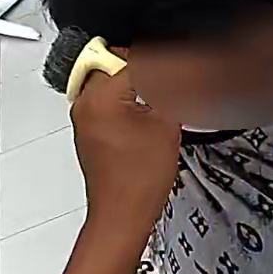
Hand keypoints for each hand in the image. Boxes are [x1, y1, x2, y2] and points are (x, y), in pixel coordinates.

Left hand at [71, 66, 181, 240]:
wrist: (123, 214)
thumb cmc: (139, 179)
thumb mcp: (167, 123)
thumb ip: (173, 88)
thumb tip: (186, 66)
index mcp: (101, 97)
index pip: (137, 59)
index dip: (166, 60)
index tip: (186, 64)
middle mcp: (86, 102)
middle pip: (118, 61)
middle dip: (148, 63)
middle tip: (174, 72)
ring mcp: (86, 115)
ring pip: (112, 77)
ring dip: (139, 78)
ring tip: (166, 90)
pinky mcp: (91, 127)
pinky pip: (108, 96)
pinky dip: (131, 94)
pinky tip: (153, 106)